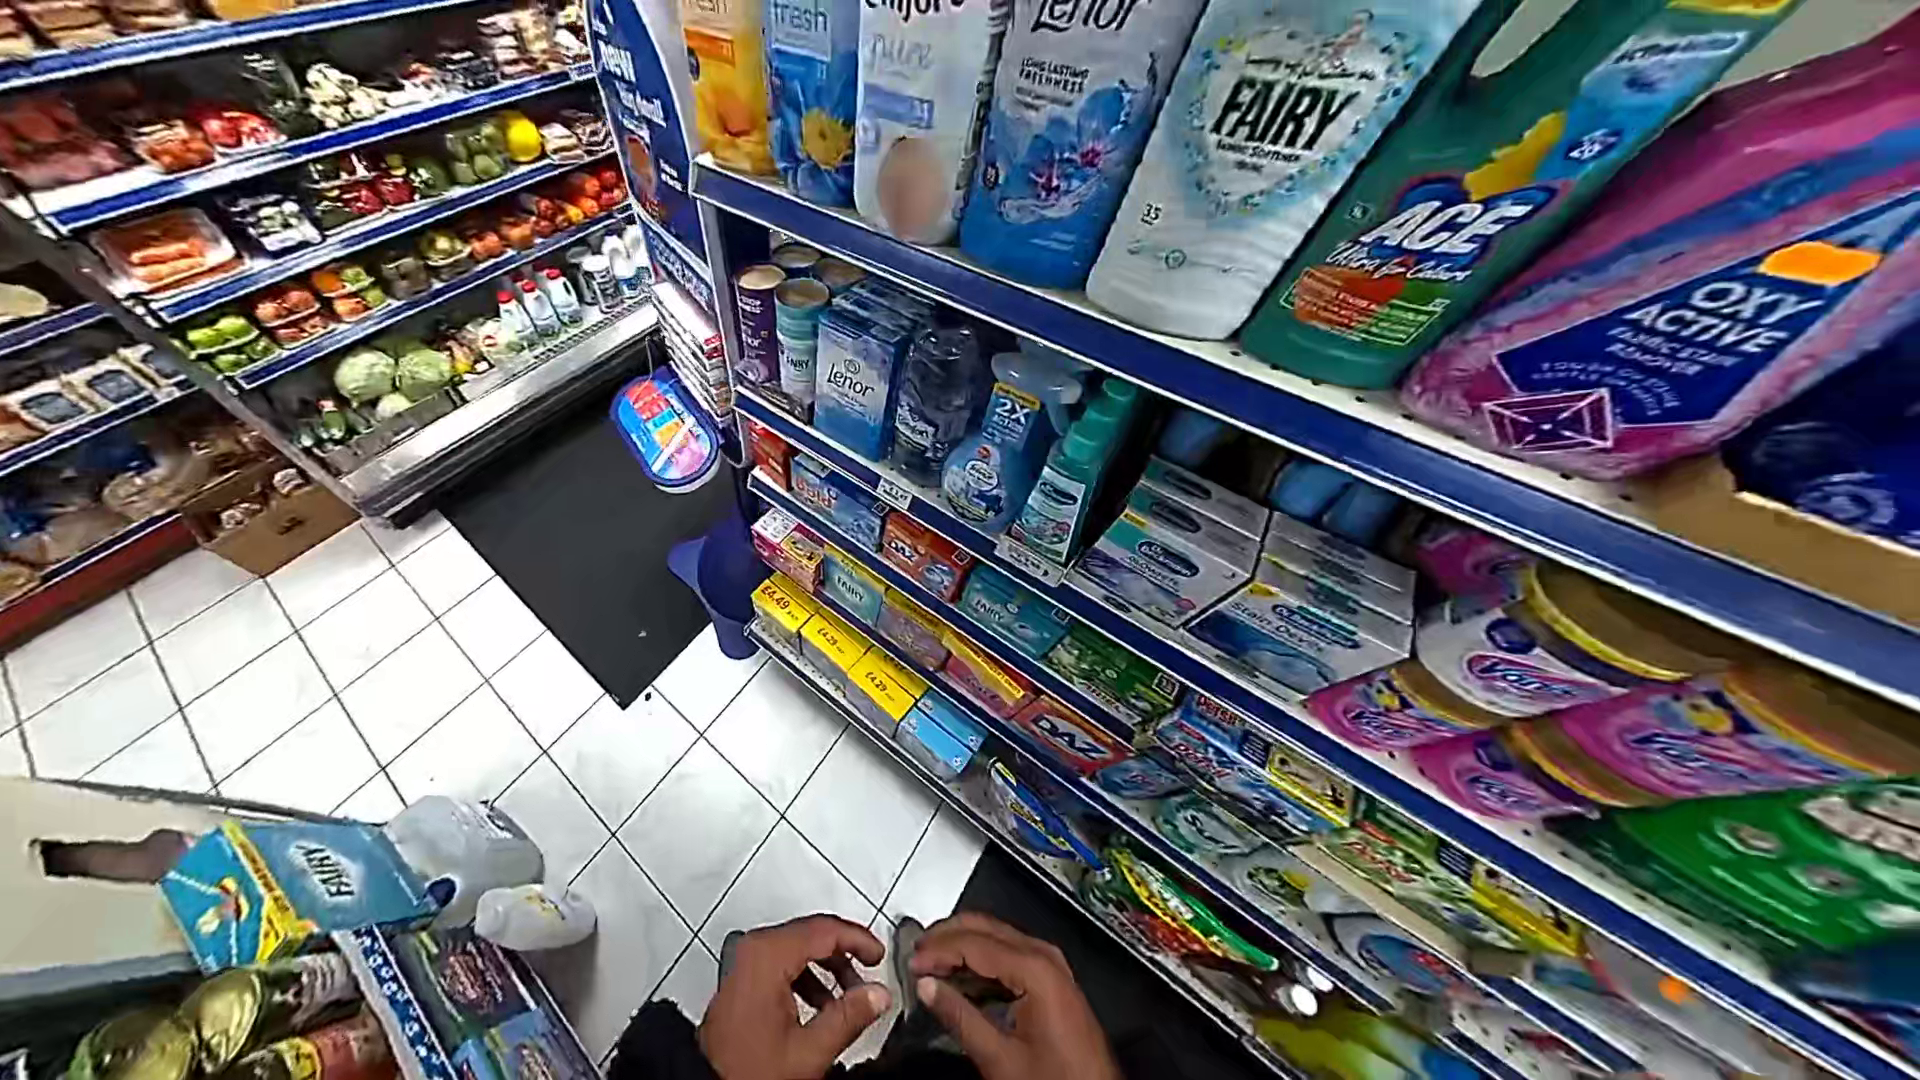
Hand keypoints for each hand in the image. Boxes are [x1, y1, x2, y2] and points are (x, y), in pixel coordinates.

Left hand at [699, 914, 893, 1079]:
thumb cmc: (745, 1073)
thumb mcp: (807, 1052)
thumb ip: (848, 1017)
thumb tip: (878, 994)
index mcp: (769, 954)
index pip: (826, 930)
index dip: (858, 940)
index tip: (878, 955)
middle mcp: (755, 948)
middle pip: (813, 934)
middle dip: (845, 954)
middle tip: (869, 970)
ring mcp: (747, 960)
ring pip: (800, 947)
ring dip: (827, 966)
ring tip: (848, 996)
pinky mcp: (743, 975)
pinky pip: (785, 961)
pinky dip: (807, 975)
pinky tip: (821, 1004)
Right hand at [908, 913, 1121, 1079]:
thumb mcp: (1001, 1059)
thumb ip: (960, 1018)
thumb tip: (929, 987)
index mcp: (1035, 968)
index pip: (974, 942)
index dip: (938, 949)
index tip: (913, 962)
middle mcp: (1044, 956)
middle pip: (985, 928)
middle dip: (947, 937)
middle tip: (918, 953)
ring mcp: (1049, 964)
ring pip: (995, 937)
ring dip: (961, 947)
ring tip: (932, 966)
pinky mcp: (1049, 978)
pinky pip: (1008, 955)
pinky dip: (980, 961)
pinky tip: (960, 979)